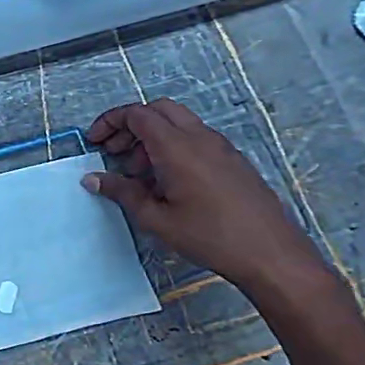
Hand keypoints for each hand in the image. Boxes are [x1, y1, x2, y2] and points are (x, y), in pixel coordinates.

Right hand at [82, 99, 327, 291]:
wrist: (272, 254)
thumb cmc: (209, 236)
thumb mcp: (155, 218)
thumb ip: (122, 192)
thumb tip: (92, 178)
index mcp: (177, 148)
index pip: (137, 115)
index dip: (110, 122)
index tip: (95, 142)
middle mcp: (201, 139)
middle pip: (159, 109)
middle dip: (130, 124)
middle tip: (114, 150)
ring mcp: (221, 148)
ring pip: (179, 122)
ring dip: (151, 136)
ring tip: (137, 171)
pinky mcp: (234, 161)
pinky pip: (196, 138)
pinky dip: (172, 146)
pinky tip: (166, 180)